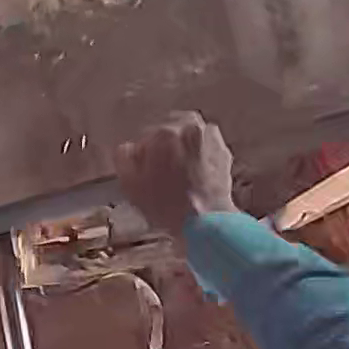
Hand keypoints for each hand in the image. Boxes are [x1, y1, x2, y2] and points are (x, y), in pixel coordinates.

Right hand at [115, 112, 236, 233]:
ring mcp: (211, 138)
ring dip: (181, 150)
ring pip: (188, 138)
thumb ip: (123, 158)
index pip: (145, 136)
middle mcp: (190, 127)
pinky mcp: (225, 152)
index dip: (142, 156)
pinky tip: (193, 176)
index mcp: (164, 132)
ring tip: (178, 174)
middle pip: (168, 132)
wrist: (204, 221)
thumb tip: (128, 149)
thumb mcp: (130, 184)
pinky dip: (198, 157)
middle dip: (163, 148)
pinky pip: (205, 149)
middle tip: (160, 171)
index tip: (143, 171)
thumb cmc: (164, 204)